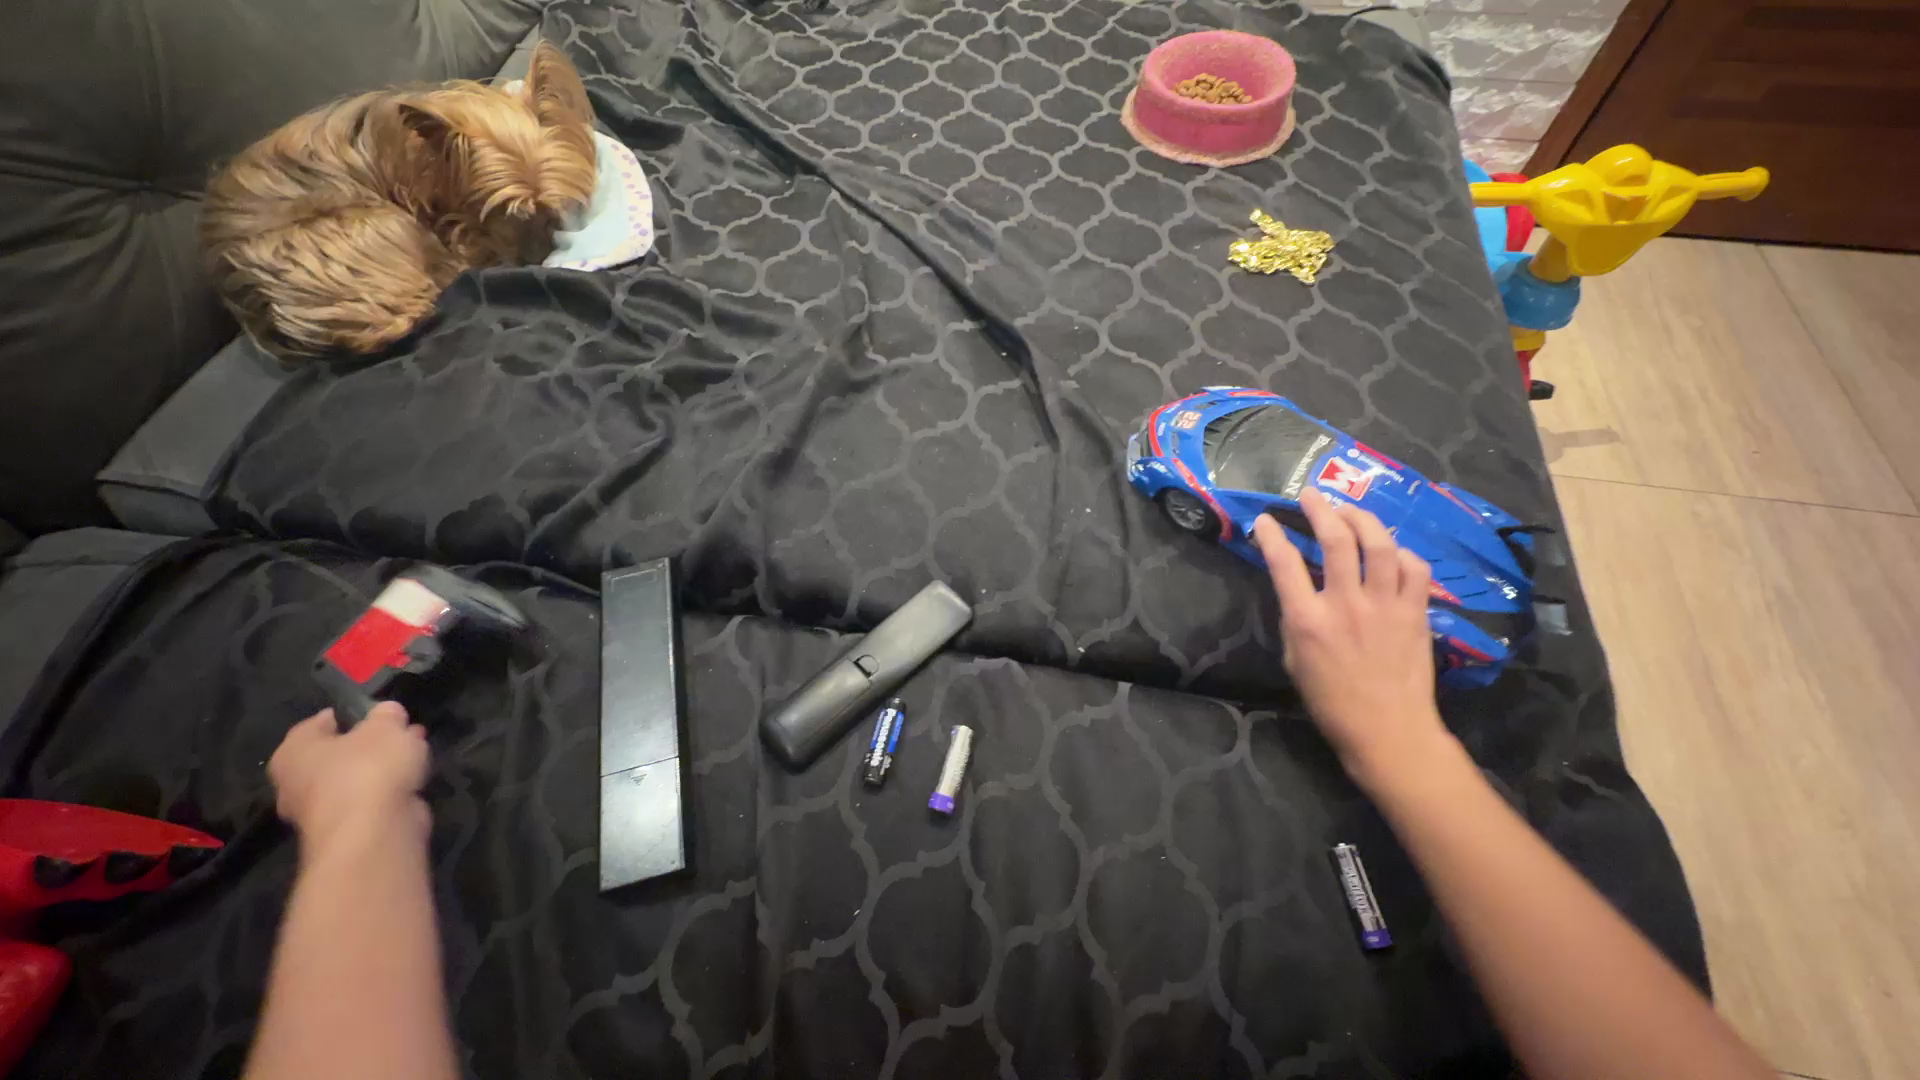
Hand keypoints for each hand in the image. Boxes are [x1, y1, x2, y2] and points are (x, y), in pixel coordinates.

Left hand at [269, 703, 431, 853]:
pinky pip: (368, 800)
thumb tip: (386, 713)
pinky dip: (387, 790)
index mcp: (294, 753)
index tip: (374, 712)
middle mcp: (296, 783)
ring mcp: (319, 811)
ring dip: (381, 767)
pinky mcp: (345, 830)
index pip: (316, 724)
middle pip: (336, 755)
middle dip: (368, 744)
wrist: (373, 832)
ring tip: (416, 753)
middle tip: (400, 733)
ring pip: (354, 779)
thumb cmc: (368, 768)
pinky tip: (413, 780)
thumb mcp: (385, 726)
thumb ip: (386, 715)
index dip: (346, 715)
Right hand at [1251, 491, 1453, 787]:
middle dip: (1320, 509)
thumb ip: (1295, 620)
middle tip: (1311, 495)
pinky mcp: (1416, 613)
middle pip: (1335, 540)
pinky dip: (1400, 553)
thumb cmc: (1331, 702)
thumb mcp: (1294, 660)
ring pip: (1379, 544)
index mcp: (1308, 620)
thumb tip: (1298, 592)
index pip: (1284, 563)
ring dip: (1362, 518)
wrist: (1388, 730)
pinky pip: (1413, 568)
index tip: (1264, 519)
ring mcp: (1386, 606)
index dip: (1271, 535)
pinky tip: (1390, 552)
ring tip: (1349, 510)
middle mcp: (1346, 605)